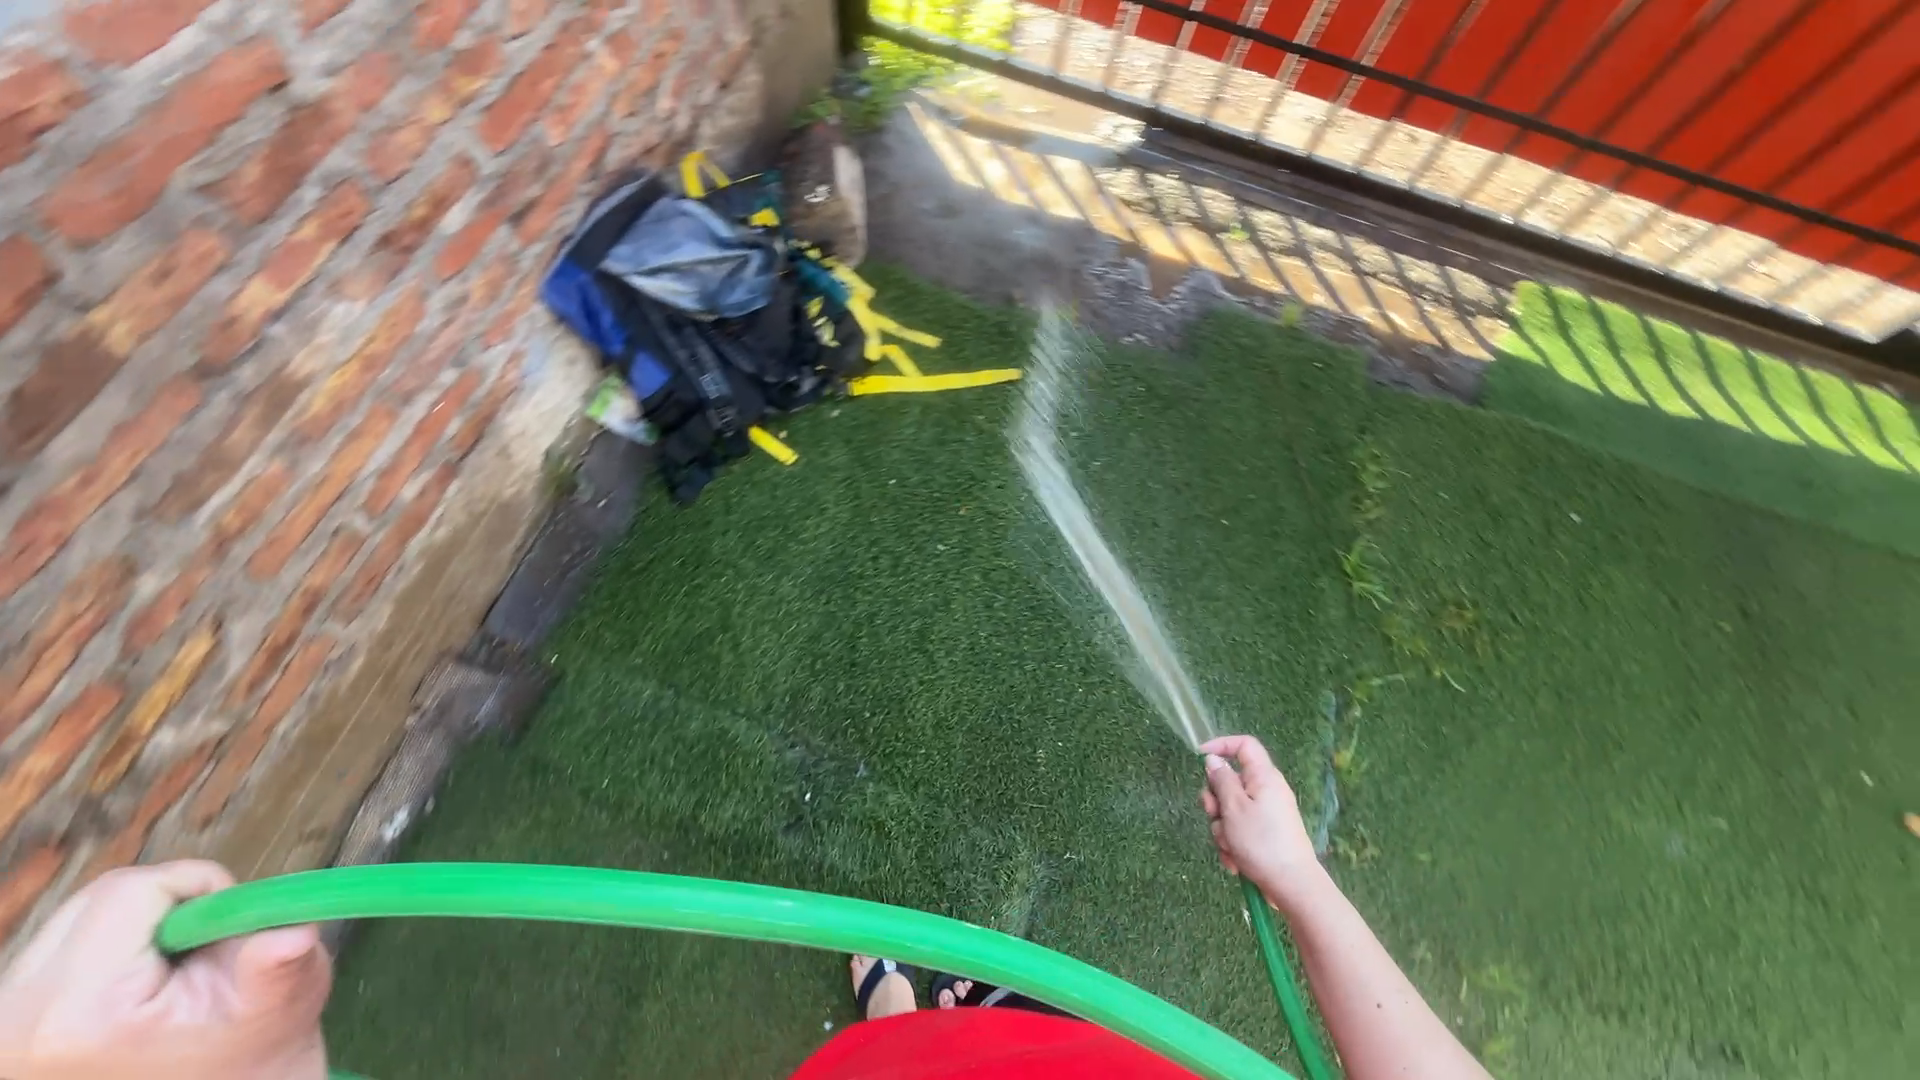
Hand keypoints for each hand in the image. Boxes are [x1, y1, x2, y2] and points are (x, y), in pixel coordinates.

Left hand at [0, 861, 329, 1079]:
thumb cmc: (252, 1046)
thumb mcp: (280, 1001)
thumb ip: (278, 962)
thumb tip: (296, 933)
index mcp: (77, 1015)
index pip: (131, 890)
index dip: (197, 886)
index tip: (227, 925)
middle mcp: (12, 1021)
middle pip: (97, 898)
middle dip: (165, 903)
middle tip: (205, 944)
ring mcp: (1, 1025)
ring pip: (78, 916)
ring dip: (137, 923)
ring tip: (174, 966)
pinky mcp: (4, 1022)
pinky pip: (60, 945)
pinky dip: (109, 945)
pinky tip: (138, 981)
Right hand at [1199, 735, 1326, 913]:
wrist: (1292, 886)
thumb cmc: (1262, 842)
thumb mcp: (1233, 807)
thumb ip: (1221, 780)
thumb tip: (1213, 760)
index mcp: (1264, 777)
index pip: (1244, 745)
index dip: (1221, 745)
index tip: (1200, 757)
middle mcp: (1266, 792)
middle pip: (1230, 782)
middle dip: (1216, 801)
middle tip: (1216, 815)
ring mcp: (1266, 814)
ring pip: (1229, 810)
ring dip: (1222, 829)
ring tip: (1231, 847)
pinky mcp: (1264, 835)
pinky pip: (1238, 831)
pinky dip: (1232, 844)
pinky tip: (1235, 861)